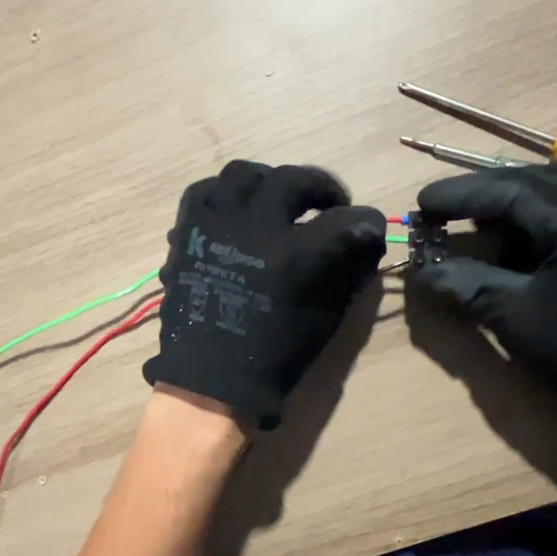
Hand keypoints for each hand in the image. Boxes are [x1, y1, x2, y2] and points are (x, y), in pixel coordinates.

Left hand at [142, 161, 385, 429]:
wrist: (210, 381)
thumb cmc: (274, 357)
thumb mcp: (325, 319)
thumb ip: (347, 274)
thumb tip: (364, 244)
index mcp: (295, 256)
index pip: (345, 220)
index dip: (366, 222)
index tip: (369, 228)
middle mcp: (254, 229)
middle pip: (292, 180)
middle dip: (320, 187)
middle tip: (330, 204)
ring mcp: (215, 226)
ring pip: (242, 174)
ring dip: (269, 182)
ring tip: (279, 200)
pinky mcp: (187, 234)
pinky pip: (204, 192)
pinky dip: (226, 195)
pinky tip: (238, 213)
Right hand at [412, 163, 556, 461]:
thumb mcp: (511, 314)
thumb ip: (465, 285)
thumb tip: (421, 273)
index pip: (510, 189)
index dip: (461, 194)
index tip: (422, 202)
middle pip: (532, 180)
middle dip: (483, 190)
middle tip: (441, 206)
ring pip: (550, 192)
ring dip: (506, 199)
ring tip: (468, 216)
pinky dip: (528, 217)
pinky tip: (505, 235)